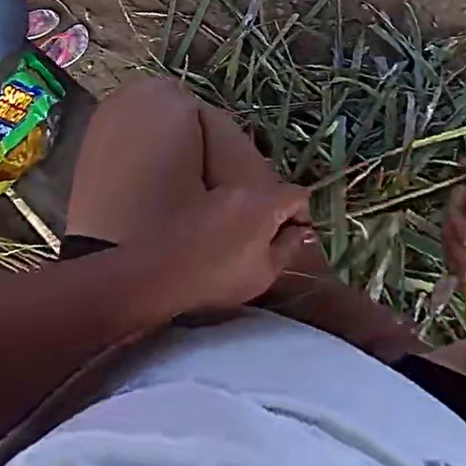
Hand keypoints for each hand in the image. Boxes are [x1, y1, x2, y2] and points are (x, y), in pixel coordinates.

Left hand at [142, 183, 316, 313]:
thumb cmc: (220, 277)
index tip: (299, 238)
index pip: (296, 193)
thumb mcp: (265, 272)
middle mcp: (238, 189)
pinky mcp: (196, 202)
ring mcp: (214, 193)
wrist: (161, 271)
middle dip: (279, 218)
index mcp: (261, 202)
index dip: (305, 214)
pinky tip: (221, 249)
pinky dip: (233, 222)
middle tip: (274, 251)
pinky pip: (226, 206)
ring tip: (246, 254)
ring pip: (247, 201)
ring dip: (255, 220)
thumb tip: (304, 231)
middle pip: (270, 195)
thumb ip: (289, 247)